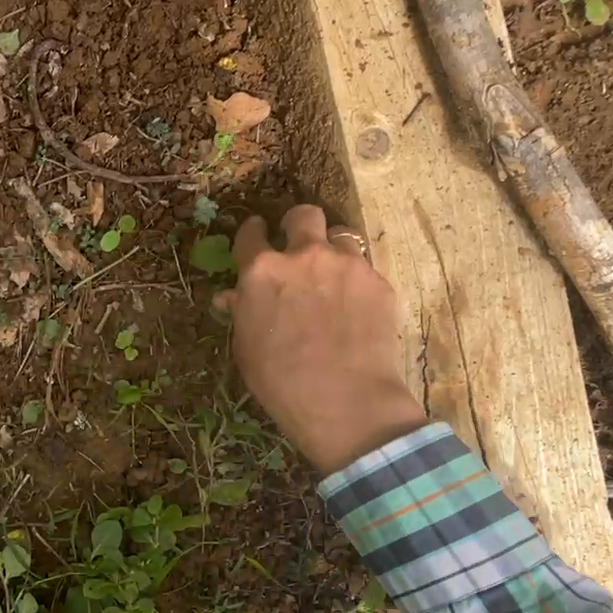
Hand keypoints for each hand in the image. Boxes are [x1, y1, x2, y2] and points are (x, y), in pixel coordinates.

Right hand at [215, 205, 428, 472]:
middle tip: (296, 241)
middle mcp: (304, 256)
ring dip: (331, 249)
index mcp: (261, 271)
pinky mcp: (378, 281)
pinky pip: (363, 268)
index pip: (251, 234)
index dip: (252, 232)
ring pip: (340, 237)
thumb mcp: (246, 344)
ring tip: (329, 274)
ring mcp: (346, 265)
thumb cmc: (277, 376)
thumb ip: (243, 310)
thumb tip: (234, 296)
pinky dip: (353, 280)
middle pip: (304, 215)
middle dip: (297, 223)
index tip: (255, 233)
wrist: (341, 397)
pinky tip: (352, 306)